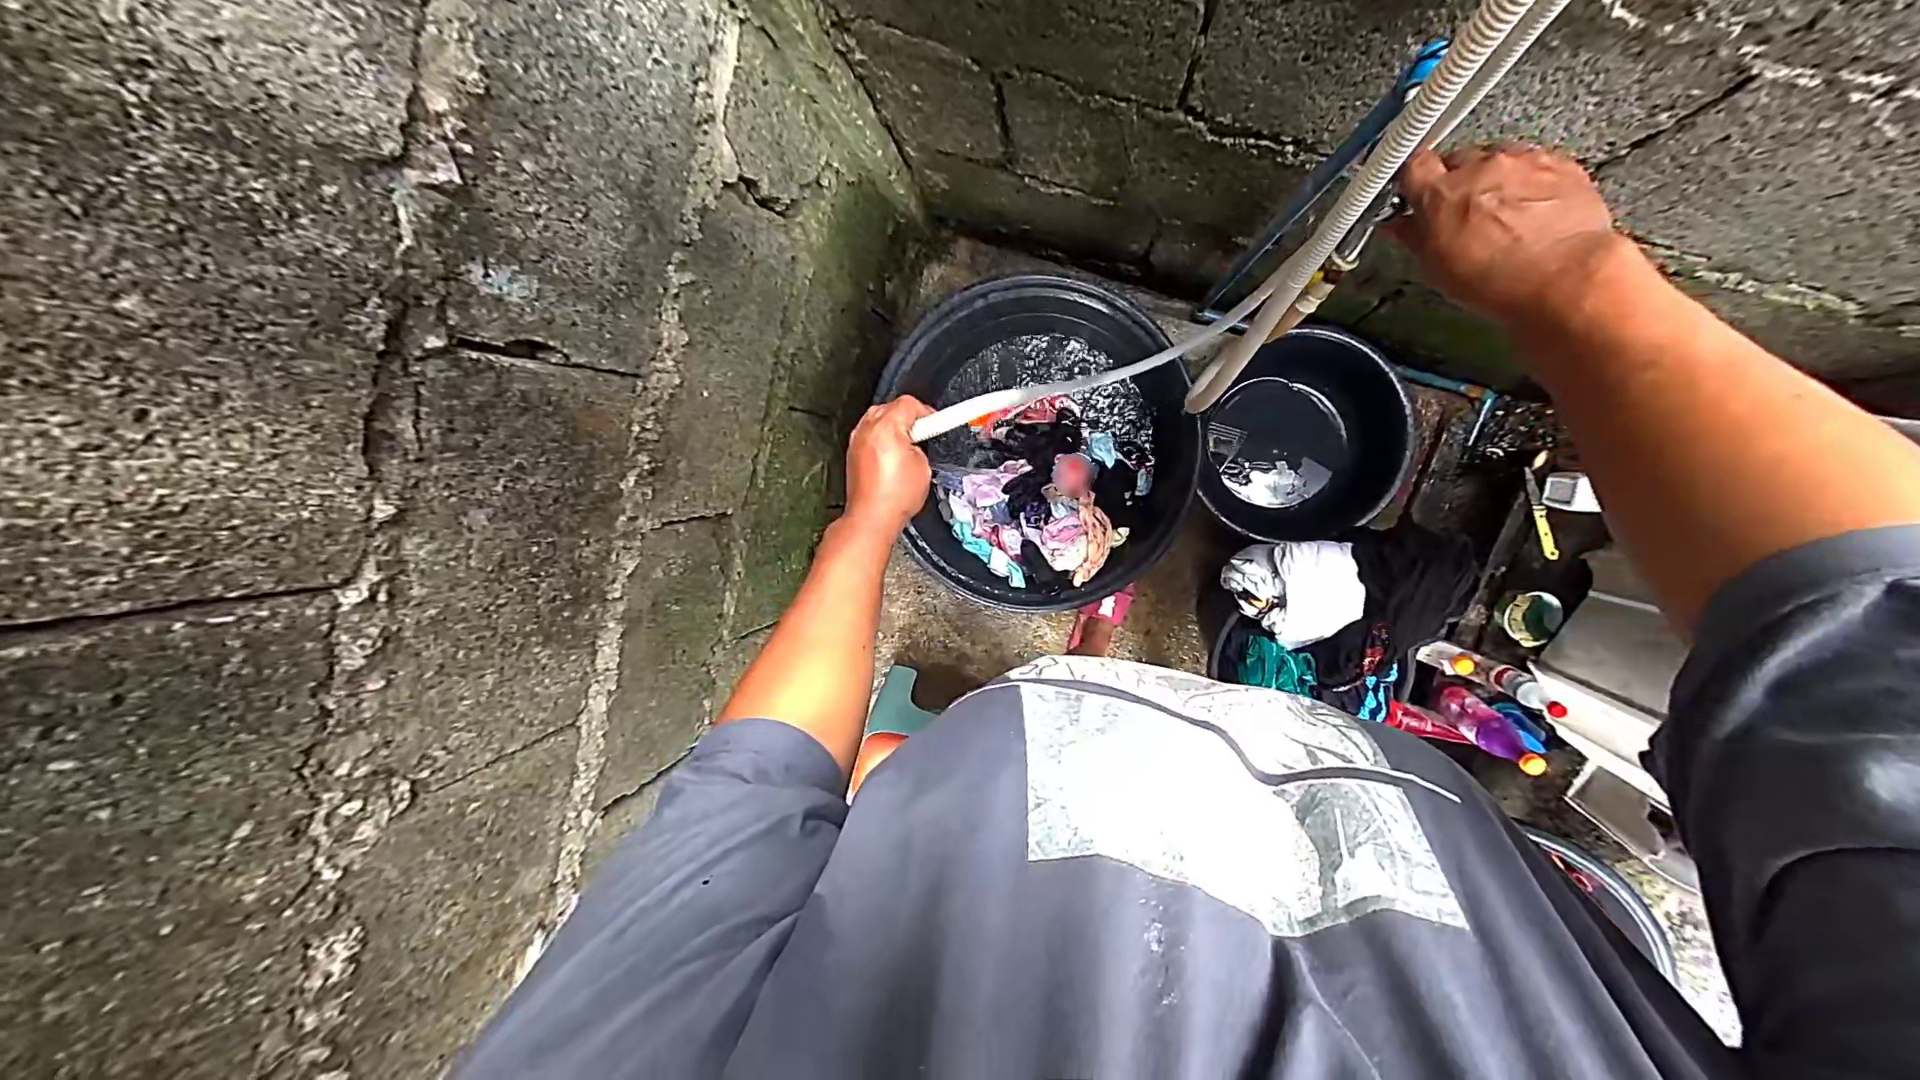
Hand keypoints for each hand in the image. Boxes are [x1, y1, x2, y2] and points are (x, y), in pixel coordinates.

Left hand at [843, 396, 934, 535]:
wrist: (872, 517)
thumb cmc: (894, 497)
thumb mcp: (923, 465)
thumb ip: (921, 445)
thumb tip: (918, 441)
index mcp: (886, 427)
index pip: (909, 404)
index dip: (927, 412)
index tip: (935, 421)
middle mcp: (868, 429)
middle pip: (891, 407)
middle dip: (909, 418)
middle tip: (923, 434)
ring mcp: (857, 440)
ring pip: (878, 419)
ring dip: (893, 426)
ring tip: (906, 446)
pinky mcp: (853, 452)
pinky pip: (869, 434)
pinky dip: (881, 438)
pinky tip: (892, 456)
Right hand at [1390, 145, 1626, 325]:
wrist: (1556, 274)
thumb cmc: (1494, 274)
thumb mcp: (1434, 264)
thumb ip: (1414, 235)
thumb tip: (1403, 226)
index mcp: (1439, 192)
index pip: (1414, 166)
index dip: (1412, 178)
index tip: (1413, 192)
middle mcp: (1480, 168)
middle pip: (1459, 160)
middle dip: (1456, 182)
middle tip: (1457, 213)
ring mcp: (1523, 162)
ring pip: (1499, 162)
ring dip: (1494, 182)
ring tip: (1499, 218)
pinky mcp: (1561, 164)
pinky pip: (1536, 165)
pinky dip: (1529, 184)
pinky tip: (1528, 215)